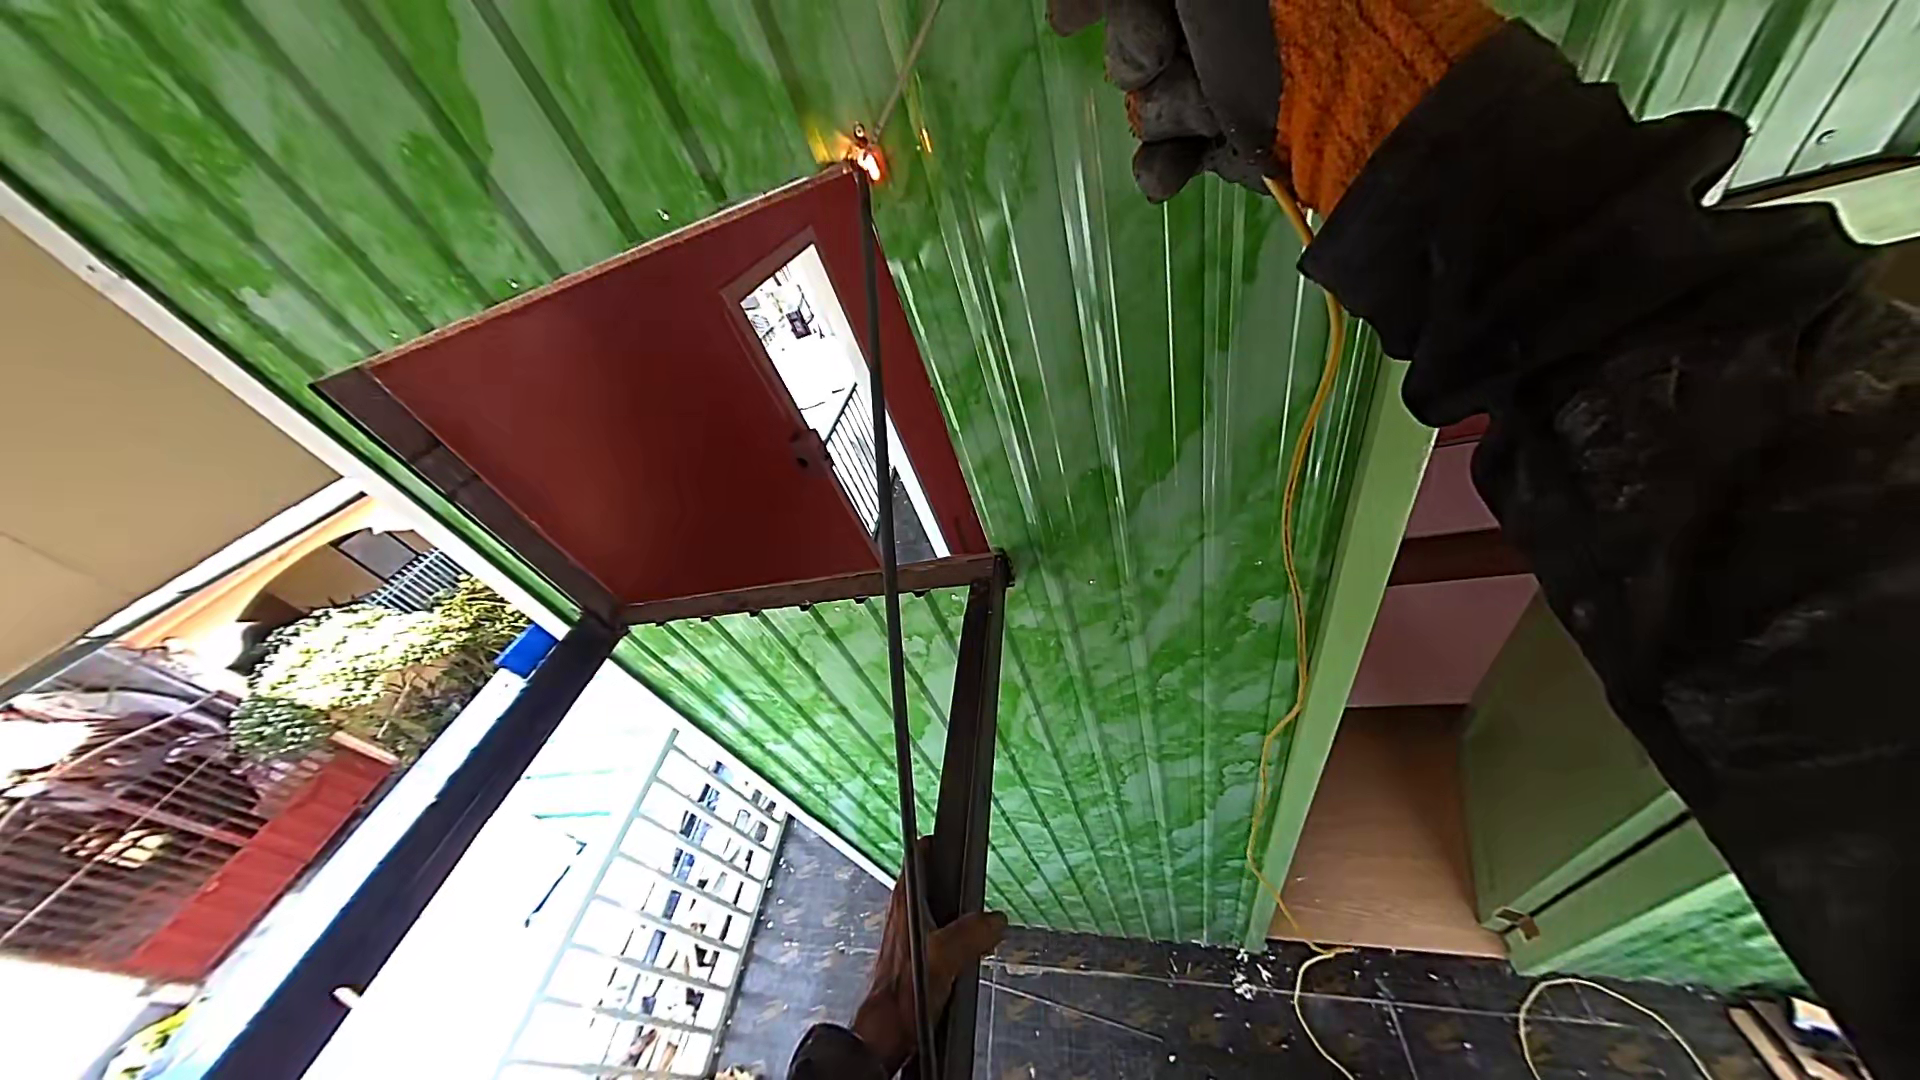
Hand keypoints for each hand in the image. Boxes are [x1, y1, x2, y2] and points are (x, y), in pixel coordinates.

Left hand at [849, 843, 1007, 1073]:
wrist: (887, 1030)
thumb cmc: (903, 992)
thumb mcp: (945, 954)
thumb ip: (973, 933)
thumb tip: (996, 919)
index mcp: (906, 896)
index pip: (920, 851)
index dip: (938, 841)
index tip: (957, 840)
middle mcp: (903, 907)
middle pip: (932, 877)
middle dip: (955, 881)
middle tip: (975, 886)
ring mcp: (907, 929)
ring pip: (935, 905)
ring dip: (955, 911)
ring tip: (975, 921)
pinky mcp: (912, 951)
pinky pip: (937, 930)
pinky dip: (952, 934)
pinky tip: (964, 951)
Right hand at [1051, 0, 1500, 211]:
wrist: (1364, 118)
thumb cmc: (1295, 18)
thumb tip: (1067, 8)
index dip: (1098, 2)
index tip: (1068, 24)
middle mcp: (1223, 22)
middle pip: (1134, 44)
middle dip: (1140, 55)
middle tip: (1165, 52)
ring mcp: (1226, 82)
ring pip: (1149, 104)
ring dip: (1171, 112)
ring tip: (1212, 112)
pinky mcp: (1230, 139)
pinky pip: (1165, 157)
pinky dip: (1164, 167)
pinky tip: (1173, 171)